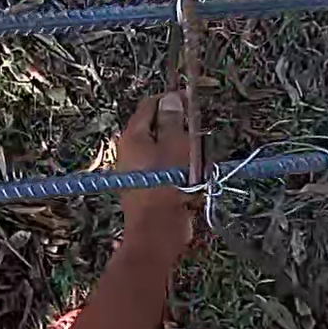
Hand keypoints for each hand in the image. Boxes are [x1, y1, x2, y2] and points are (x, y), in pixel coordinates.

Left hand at [116, 91, 193, 256]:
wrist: (158, 230)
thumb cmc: (167, 182)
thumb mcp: (175, 144)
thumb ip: (173, 120)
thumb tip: (169, 98)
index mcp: (133, 136)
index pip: (150, 105)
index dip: (172, 100)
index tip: (193, 103)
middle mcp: (130, 151)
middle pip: (158, 130)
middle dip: (180, 131)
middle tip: (197, 139)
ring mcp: (137, 171)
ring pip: (165, 151)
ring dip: (184, 155)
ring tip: (197, 165)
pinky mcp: (147, 188)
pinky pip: (166, 172)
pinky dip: (180, 173)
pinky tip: (192, 182)